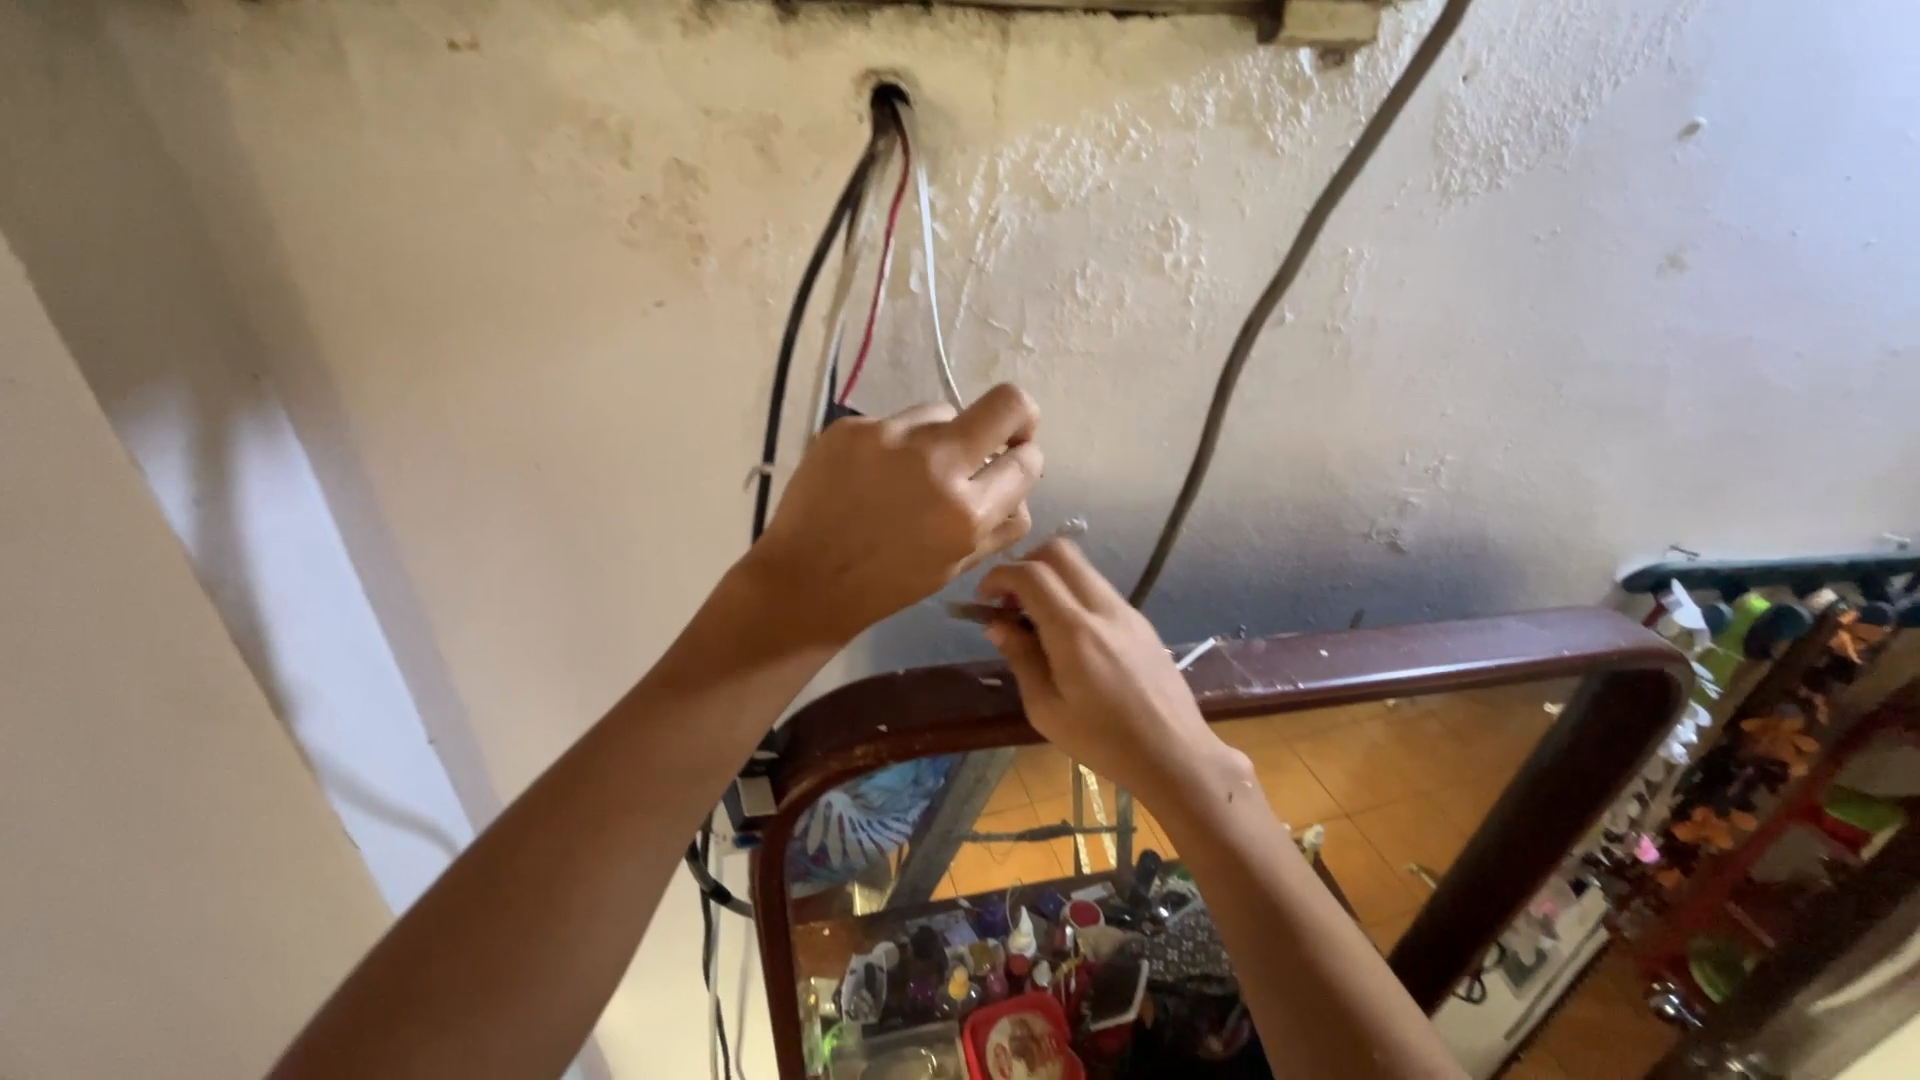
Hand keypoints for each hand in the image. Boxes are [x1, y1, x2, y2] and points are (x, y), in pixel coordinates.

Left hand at [749, 384, 1042, 640]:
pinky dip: (895, 445)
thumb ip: (1001, 525)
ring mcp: (889, 436)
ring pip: (944, 412)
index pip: (1027, 461)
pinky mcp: (851, 427)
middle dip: (1018, 417)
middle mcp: (935, 463)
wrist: (805, 579)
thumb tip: (1021, 485)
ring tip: (912, 472)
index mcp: (966, 511)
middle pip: (1007, 403)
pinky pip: (895, 423)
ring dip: (943, 437)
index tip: (1013, 463)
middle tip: (1002, 435)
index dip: (1026, 461)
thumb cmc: (887, 584)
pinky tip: (873, 476)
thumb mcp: (957, 566)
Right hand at [977, 540, 1245, 798]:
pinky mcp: (1141, 623)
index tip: (983, 599)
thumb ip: (1021, 658)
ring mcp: (1127, 612)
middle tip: (1010, 602)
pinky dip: (1073, 596)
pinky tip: (1067, 637)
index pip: (1031, 574)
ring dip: (1051, 580)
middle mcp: (1103, 609)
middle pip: (1060, 552)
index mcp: (1074, 632)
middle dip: (1025, 564)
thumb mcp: (1046, 709)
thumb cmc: (1103, 741)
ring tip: (1035, 622)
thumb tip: (997, 625)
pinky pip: (1099, 591)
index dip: (999, 576)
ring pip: (1082, 568)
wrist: (1174, 754)